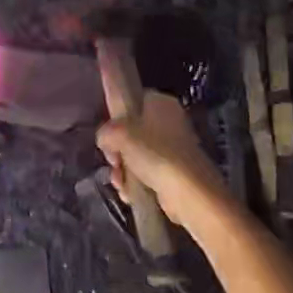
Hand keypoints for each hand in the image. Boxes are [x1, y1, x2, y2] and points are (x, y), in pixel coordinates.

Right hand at [95, 91, 225, 223]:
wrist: (187, 189)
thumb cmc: (154, 152)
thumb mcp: (119, 134)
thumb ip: (105, 131)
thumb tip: (105, 139)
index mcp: (161, 103)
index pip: (132, 100)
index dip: (116, 116)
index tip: (107, 133)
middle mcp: (169, 121)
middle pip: (131, 131)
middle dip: (117, 150)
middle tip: (114, 160)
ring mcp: (172, 148)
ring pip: (136, 155)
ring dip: (122, 170)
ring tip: (120, 181)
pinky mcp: (173, 171)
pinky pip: (146, 173)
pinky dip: (135, 183)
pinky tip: (129, 193)